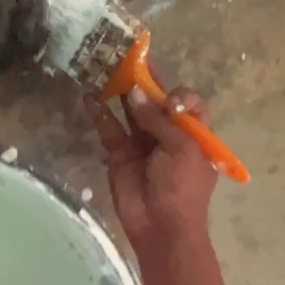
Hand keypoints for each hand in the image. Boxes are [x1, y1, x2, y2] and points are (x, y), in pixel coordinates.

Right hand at [87, 83, 218, 257]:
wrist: (162, 227)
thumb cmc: (182, 186)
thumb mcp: (182, 148)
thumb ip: (159, 119)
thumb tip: (133, 94)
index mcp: (194, 133)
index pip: (188, 103)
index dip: (178, 95)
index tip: (168, 100)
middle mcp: (168, 133)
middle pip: (156, 101)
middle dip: (145, 81)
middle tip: (128, 57)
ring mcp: (143, 143)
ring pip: (131, 110)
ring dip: (120, 91)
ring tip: (106, 68)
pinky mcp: (120, 153)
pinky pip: (110, 128)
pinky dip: (100, 112)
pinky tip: (89, 95)